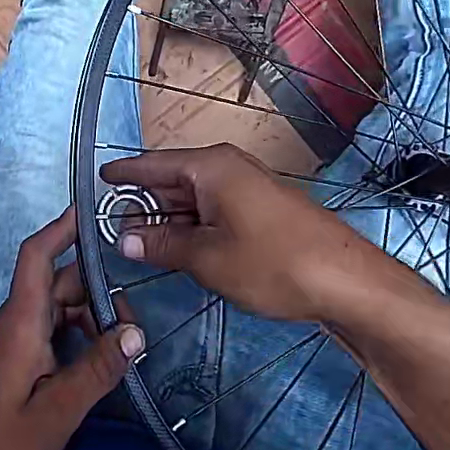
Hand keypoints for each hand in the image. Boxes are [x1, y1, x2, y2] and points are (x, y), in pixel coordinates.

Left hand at [0, 209, 143, 449]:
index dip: (60, 228)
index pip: (37, 256)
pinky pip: (53, 324)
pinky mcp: (18, 350)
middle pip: (58, 281)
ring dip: (90, 313)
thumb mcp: (56, 412)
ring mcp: (16, 334)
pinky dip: (79, 331)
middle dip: (96, 288)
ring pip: (59, 303)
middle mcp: (18, 318)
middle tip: (131, 322)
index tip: (89, 210)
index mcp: (23, 321)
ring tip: (121, 345)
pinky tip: (99, 356)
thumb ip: (96, 371)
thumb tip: (133, 333)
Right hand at [101, 144, 381, 322]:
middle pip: (171, 181)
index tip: (98, 179)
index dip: (123, 174)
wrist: (351, 284)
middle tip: (115, 229)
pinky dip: (192, 226)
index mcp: (209, 166)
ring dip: (168, 220)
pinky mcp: (261, 209)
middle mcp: (226, 167)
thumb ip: (160, 245)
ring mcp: (246, 187)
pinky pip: (213, 209)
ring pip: (192, 198)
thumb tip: (124, 240)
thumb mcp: (205, 257)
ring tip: (141, 243)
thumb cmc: (272, 262)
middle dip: (143, 205)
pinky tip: (180, 248)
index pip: (151, 165)